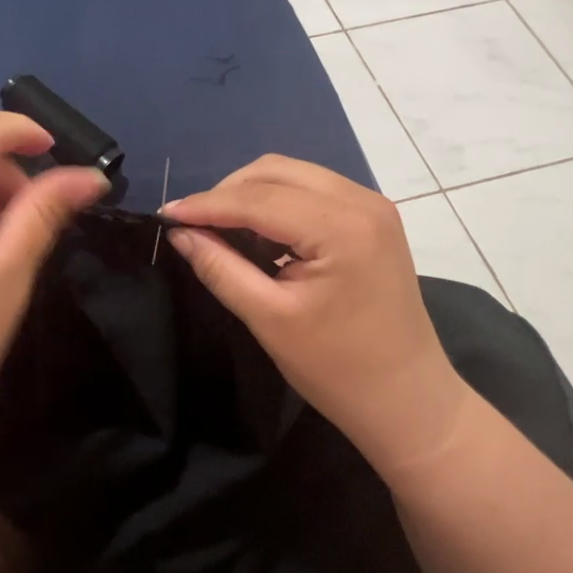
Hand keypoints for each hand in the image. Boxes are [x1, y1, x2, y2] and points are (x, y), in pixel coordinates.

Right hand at [162, 155, 473, 471]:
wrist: (407, 399)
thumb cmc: (337, 368)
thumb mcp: (269, 318)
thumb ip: (220, 268)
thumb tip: (180, 233)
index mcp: (341, 227)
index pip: (257, 199)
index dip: (206, 205)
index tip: (164, 214)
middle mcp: (361, 201)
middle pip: (274, 172)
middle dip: (227, 193)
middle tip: (192, 225)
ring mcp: (371, 205)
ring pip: (292, 175)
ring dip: (250, 195)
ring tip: (219, 230)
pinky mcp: (372, 217)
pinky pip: (311, 191)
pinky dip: (277, 203)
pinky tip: (258, 234)